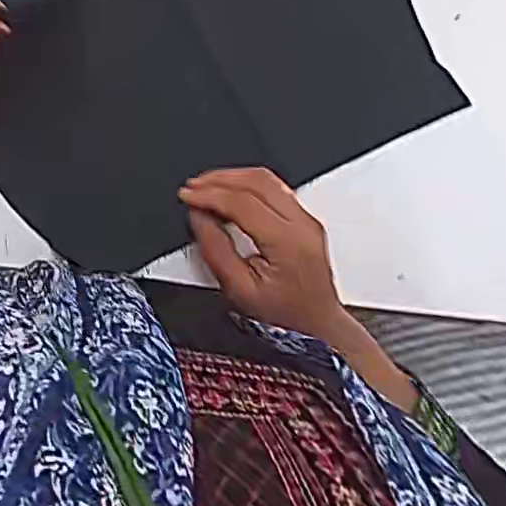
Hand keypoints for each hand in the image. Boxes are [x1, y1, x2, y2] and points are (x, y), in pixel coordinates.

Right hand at [178, 168, 351, 343]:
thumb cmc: (284, 317)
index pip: (243, 203)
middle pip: (257, 181)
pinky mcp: (304, 218)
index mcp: (288, 243)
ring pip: (267, 179)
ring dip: (232, 177)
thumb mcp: (240, 291)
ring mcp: (306, 219)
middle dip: (218, 179)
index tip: (187, 196)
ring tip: (205, 185)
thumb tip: (199, 217)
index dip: (209, 195)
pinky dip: (246, 183)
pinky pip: (274, 187)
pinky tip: (228, 190)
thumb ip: (216, 250)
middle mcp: (303, 225)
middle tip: (192, 187)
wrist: (318, 328)